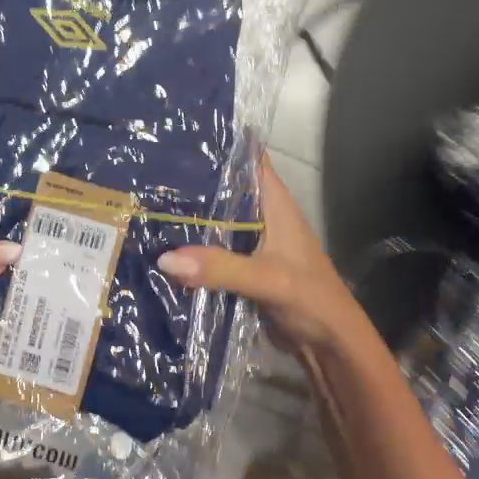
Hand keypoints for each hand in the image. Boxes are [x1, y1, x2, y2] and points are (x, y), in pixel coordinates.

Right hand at [155, 155, 365, 353]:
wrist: (332, 348)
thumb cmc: (312, 300)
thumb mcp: (267, 279)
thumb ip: (219, 267)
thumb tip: (164, 258)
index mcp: (277, 206)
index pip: (250, 161)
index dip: (223, 143)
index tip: (184, 130)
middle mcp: (264, 218)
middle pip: (226, 189)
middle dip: (194, 178)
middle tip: (149, 166)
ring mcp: (253, 245)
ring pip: (217, 220)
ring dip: (190, 214)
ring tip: (146, 198)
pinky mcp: (244, 269)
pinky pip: (213, 249)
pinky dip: (192, 245)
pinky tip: (162, 242)